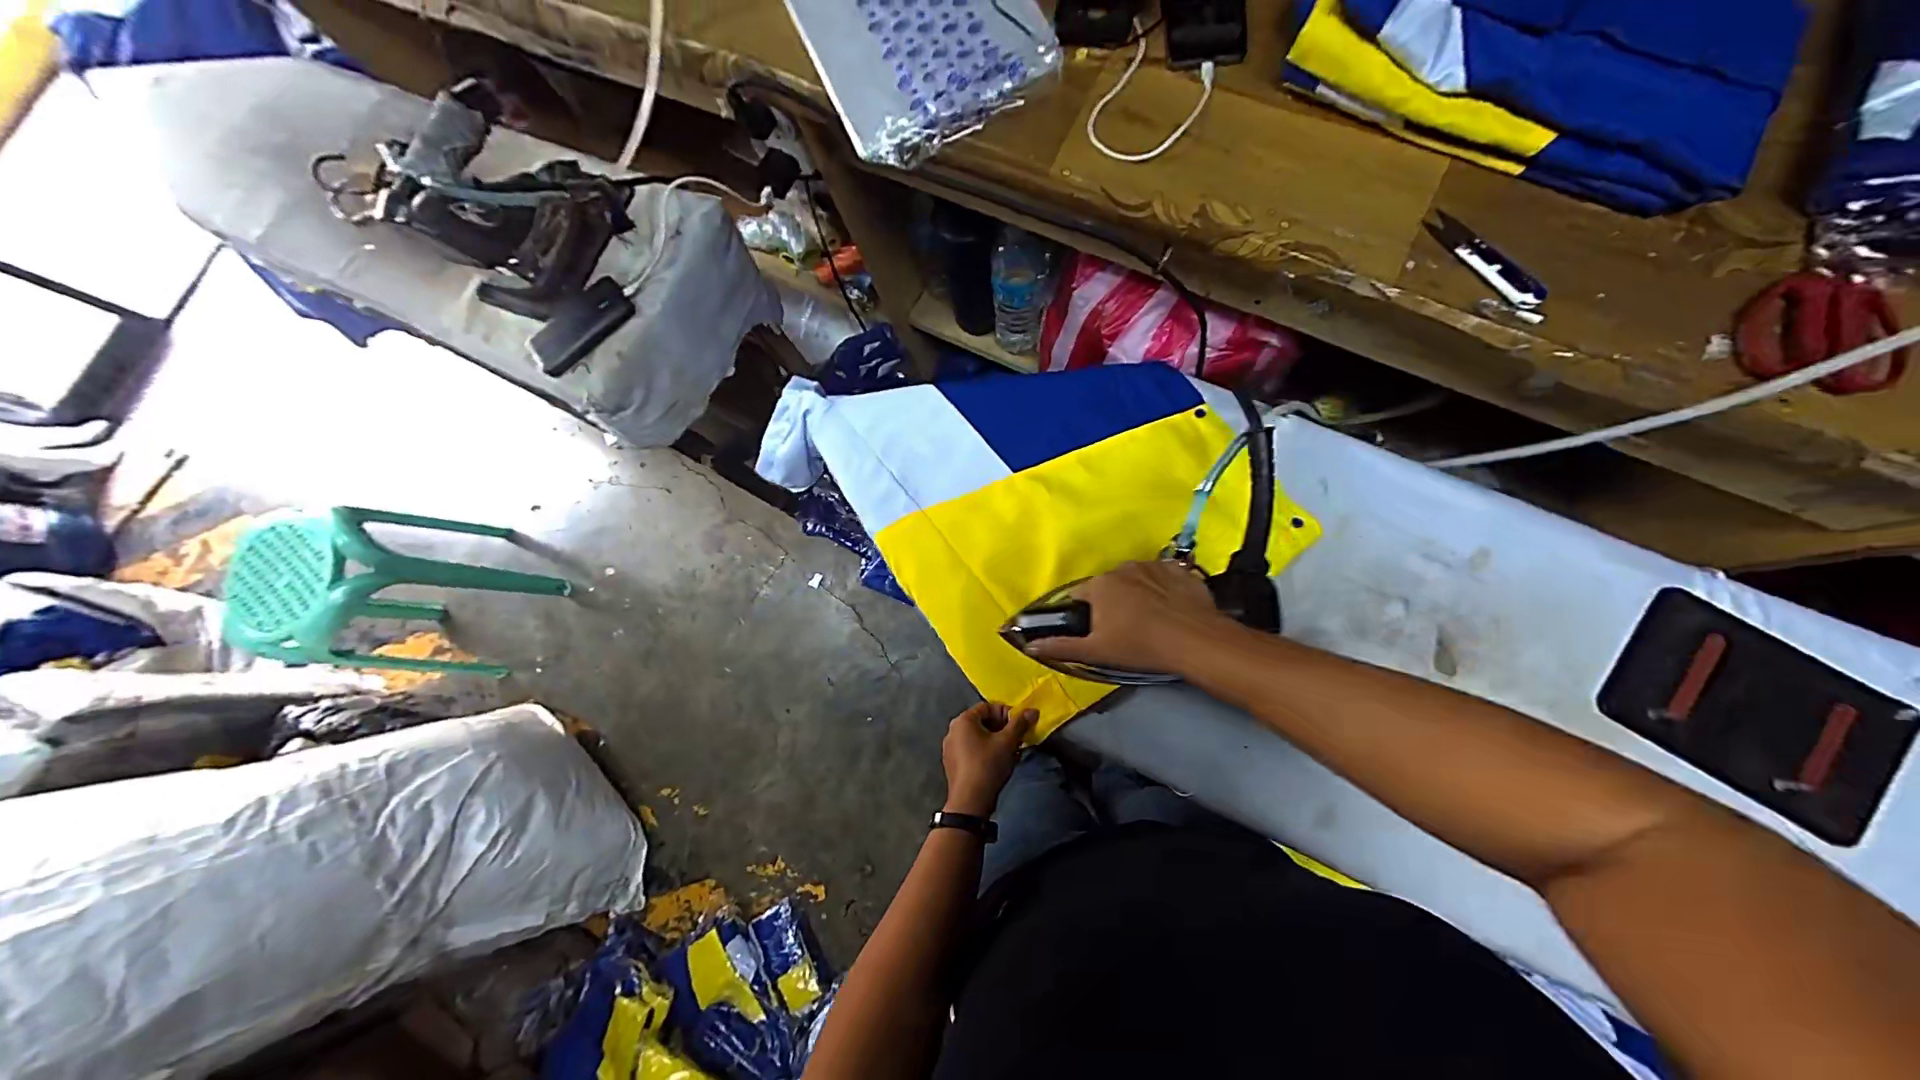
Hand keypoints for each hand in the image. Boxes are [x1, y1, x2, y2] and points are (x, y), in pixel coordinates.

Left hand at [941, 703, 1037, 816]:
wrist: (970, 801)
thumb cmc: (988, 765)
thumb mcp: (1007, 742)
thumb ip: (1020, 724)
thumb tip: (1033, 710)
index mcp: (963, 720)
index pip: (987, 707)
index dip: (1006, 713)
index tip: (1019, 725)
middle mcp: (952, 730)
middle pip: (982, 722)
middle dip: (1002, 728)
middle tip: (1017, 739)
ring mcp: (950, 748)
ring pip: (977, 737)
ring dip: (995, 740)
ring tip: (1009, 752)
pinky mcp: (951, 763)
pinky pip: (971, 750)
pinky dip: (984, 751)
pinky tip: (996, 763)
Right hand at [1023, 560, 1235, 674]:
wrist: (1195, 640)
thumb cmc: (1139, 646)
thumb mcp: (1096, 651)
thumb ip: (1061, 646)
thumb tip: (1031, 645)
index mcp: (1099, 585)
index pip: (1080, 594)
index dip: (1084, 613)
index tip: (1095, 629)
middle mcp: (1122, 568)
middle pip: (1109, 585)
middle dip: (1112, 602)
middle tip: (1124, 629)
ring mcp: (1153, 565)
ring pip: (1136, 578)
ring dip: (1137, 593)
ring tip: (1150, 619)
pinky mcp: (1180, 569)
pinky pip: (1164, 576)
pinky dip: (1163, 588)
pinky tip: (1170, 608)